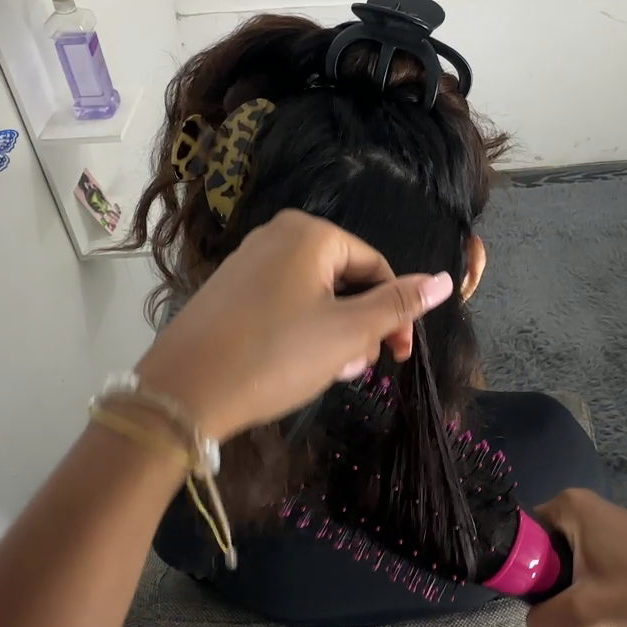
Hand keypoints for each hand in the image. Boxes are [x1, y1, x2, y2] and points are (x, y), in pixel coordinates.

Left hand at [135, 210, 454, 439]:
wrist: (181, 393)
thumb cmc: (274, 356)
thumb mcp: (347, 333)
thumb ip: (397, 304)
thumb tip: (445, 279)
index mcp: (311, 234)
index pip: (377, 267)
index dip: (396, 314)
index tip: (399, 358)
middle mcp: (278, 236)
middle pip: (345, 279)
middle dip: (362, 326)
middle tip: (358, 370)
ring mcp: (248, 262)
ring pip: (315, 295)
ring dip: (335, 334)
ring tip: (331, 373)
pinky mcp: (228, 291)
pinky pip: (283, 303)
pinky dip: (302, 331)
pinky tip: (298, 366)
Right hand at [525, 489, 626, 626]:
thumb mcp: (583, 611)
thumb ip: (543, 622)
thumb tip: (536, 625)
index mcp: (568, 506)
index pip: (524, 538)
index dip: (526, 579)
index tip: (543, 611)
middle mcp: (586, 508)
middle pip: (549, 560)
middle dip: (556, 606)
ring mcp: (610, 526)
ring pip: (573, 572)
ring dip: (576, 613)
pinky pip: (596, 572)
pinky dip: (596, 603)